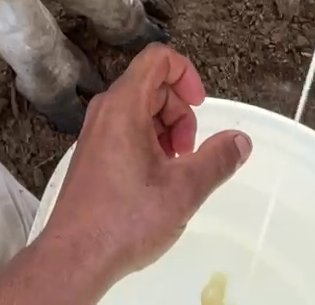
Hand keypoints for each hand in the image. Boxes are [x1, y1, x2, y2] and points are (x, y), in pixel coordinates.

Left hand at [38, 45, 252, 288]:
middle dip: (179, 112)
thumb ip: (217, 160)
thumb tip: (239, 141)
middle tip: (187, 152)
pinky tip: (155, 179)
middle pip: (152, 85)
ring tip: (174, 170)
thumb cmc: (124, 220)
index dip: (186, 73)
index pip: (157, 58)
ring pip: (141, 108)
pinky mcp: (94, 150)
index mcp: (124, 104)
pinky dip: (148, 142)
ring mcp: (97, 130)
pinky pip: (126, 128)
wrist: (75, 256)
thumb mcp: (183, 189)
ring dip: (166, 130)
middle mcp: (106, 109)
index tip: (200, 106)